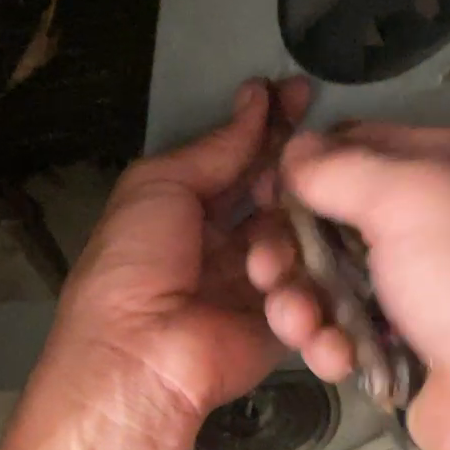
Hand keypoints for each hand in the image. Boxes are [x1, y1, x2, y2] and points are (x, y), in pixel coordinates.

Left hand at [42, 78, 311, 426]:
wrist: (139, 357)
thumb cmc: (135, 265)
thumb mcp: (159, 187)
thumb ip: (214, 149)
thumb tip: (255, 102)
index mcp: (186, 212)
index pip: (239, 159)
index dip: (268, 126)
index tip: (300, 93)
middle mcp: (223, 246)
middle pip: (277, 199)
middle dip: (294, 179)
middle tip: (310, 166)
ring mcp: (256, 287)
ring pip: (302, 243)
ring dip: (286, 243)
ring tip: (259, 264)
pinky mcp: (282, 328)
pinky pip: (313, 299)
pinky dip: (305, 294)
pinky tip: (280, 297)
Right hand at [248, 125, 449, 449]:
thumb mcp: (413, 198)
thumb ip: (343, 170)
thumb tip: (294, 151)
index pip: (362, 148)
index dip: (307, 167)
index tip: (261, 194)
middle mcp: (437, 224)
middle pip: (336, 222)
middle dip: (292, 248)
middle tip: (266, 269)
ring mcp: (421, 291)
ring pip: (333, 284)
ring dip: (303, 303)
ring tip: (299, 323)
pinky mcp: (405, 348)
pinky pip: (349, 334)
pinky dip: (333, 344)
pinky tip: (337, 358)